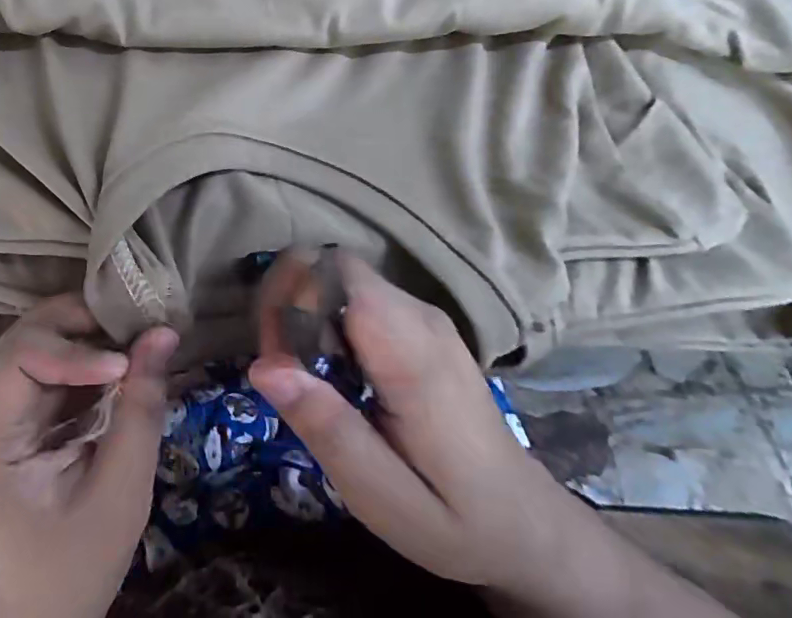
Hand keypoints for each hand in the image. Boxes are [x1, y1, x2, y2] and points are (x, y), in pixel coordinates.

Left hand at [0, 295, 178, 617]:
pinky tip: (125, 357)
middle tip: (135, 331)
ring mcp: (7, 403)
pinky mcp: (30, 405)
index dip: (72, 351)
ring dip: (90, 332)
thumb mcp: (120, 491)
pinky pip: (59, 357)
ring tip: (135, 340)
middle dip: (82, 325)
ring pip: (44, 336)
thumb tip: (163, 332)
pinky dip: (93, 350)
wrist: (51, 600)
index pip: (20, 357)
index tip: (122, 367)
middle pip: (28, 334)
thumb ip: (140, 409)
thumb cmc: (79, 556)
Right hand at [247, 250, 553, 585]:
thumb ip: (328, 428)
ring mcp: (424, 315)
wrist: (528, 525)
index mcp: (412, 353)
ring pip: (339, 277)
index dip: (288, 299)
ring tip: (303, 375)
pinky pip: (356, 296)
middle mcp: (419, 316)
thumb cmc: (456, 520)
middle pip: (330, 267)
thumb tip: (263, 366)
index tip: (275, 356)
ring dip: (304, 313)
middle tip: (281, 366)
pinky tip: (332, 371)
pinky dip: (327, 321)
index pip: (332, 272)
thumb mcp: (383, 497)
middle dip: (288, 303)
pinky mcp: (420, 323)